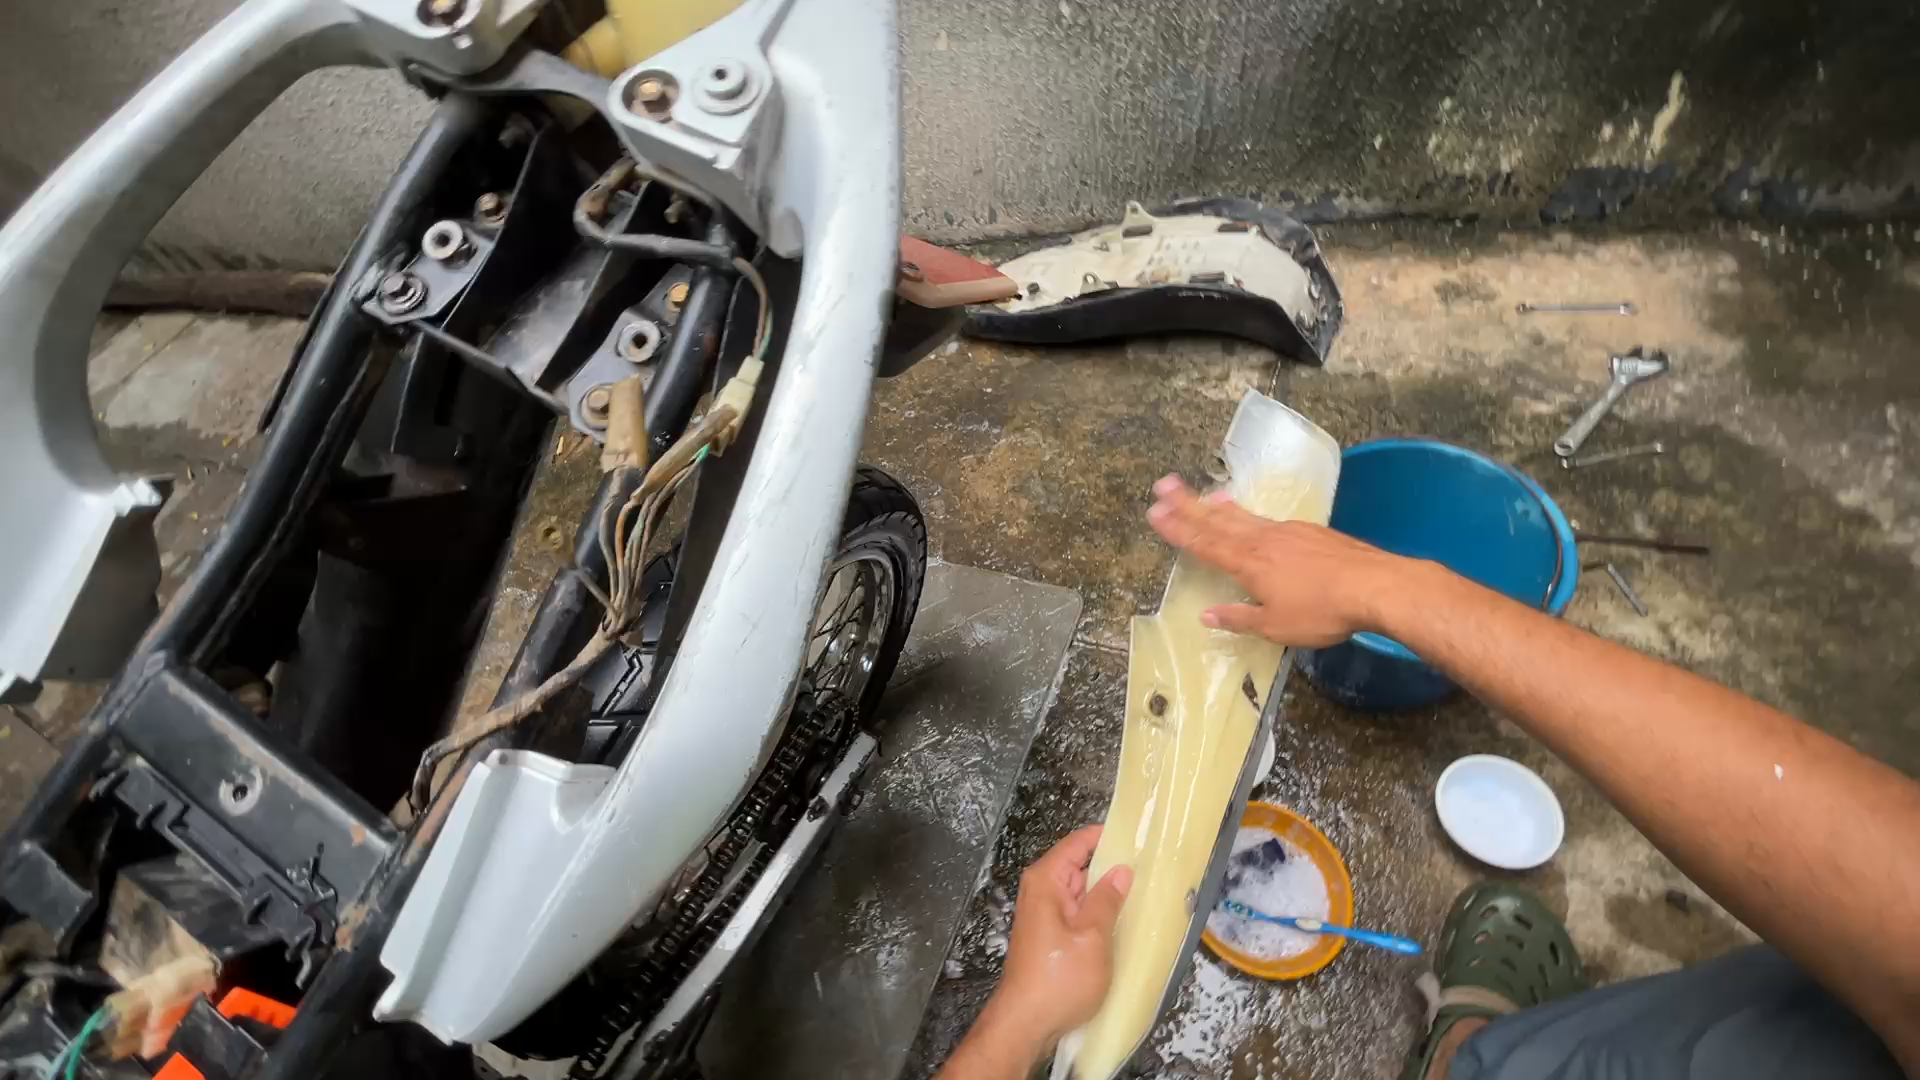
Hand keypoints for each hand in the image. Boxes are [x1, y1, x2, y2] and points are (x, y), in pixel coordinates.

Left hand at [995, 826, 1134, 1034]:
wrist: (1026, 1024)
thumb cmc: (1058, 978)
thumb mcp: (1092, 937)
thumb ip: (1107, 900)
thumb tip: (1122, 870)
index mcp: (1046, 880)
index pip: (1077, 843)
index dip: (1104, 837)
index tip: (1135, 835)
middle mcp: (1041, 889)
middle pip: (1079, 866)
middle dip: (1110, 867)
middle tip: (1148, 867)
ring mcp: (1044, 912)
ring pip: (1080, 892)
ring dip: (1105, 894)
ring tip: (1142, 892)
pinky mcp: (1050, 934)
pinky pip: (1077, 912)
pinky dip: (1097, 913)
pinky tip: (1121, 921)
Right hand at [1146, 473, 1410, 645]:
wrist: (1377, 586)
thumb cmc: (1322, 611)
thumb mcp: (1275, 625)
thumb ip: (1239, 618)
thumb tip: (1206, 615)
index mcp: (1248, 563)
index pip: (1203, 543)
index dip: (1177, 529)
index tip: (1155, 512)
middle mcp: (1262, 540)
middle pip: (1217, 519)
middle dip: (1188, 503)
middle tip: (1164, 484)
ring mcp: (1287, 532)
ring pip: (1243, 516)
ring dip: (1217, 506)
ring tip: (1202, 495)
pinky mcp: (1310, 533)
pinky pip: (1267, 519)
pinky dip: (1248, 513)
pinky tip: (1248, 515)